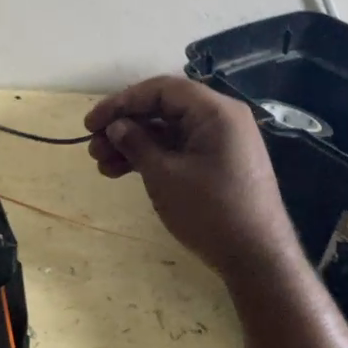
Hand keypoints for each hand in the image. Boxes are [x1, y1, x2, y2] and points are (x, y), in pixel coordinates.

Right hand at [84, 76, 298, 276]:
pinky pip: (179, 150)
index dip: (121, 102)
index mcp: (215, 111)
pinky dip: (152, 158)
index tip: (90, 123)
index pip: (161, 90)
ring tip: (102, 166)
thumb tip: (117, 126)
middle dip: (125, 126)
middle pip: (163, 109)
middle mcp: (220, 119)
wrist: (256, 257)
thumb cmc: (209, 211)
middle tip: (93, 148)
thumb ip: (137, 144)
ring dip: (133, 145)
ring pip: (168, 133)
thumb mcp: (164, 176)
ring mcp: (221, 143)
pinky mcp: (217, 164)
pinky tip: (122, 172)